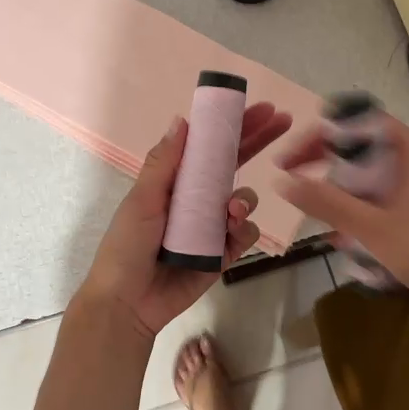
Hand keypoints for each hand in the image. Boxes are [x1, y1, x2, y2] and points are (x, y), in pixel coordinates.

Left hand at [80, 103, 293, 336]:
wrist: (128, 302)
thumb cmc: (126, 247)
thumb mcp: (141, 200)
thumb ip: (164, 163)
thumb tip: (183, 120)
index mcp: (176, 182)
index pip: (209, 148)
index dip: (233, 126)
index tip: (259, 107)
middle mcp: (197, 200)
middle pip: (234, 165)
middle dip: (258, 142)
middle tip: (282, 122)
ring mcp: (212, 227)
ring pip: (244, 201)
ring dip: (244, 199)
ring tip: (232, 212)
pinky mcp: (223, 254)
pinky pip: (246, 235)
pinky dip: (244, 230)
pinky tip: (231, 232)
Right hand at [275, 111, 408, 309]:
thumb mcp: (372, 227)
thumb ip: (326, 202)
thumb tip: (282, 182)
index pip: (360, 122)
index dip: (323, 133)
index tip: (292, 157)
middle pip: (361, 152)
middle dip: (327, 170)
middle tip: (294, 185)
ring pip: (366, 183)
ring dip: (341, 199)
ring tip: (321, 222)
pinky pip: (377, 208)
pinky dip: (358, 219)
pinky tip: (344, 243)